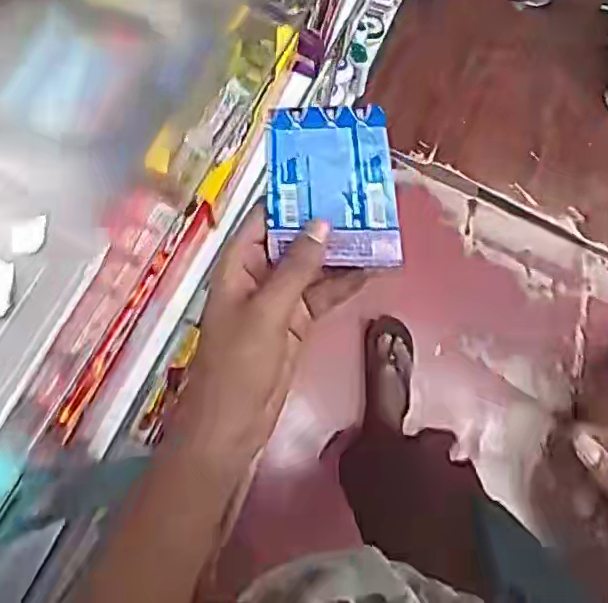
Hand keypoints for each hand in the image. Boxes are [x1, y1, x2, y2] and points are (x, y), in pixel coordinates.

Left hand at [168, 208, 370, 463]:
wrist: (232, 427)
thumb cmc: (238, 363)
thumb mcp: (268, 311)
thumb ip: (296, 268)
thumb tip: (321, 224)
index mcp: (238, 263)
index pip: (264, 218)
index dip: (290, 199)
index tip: (323, 181)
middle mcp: (258, 274)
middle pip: (292, 239)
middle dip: (323, 223)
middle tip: (361, 202)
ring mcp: (279, 298)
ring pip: (312, 266)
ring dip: (340, 252)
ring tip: (375, 230)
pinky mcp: (296, 321)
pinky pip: (322, 294)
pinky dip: (344, 283)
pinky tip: (371, 269)